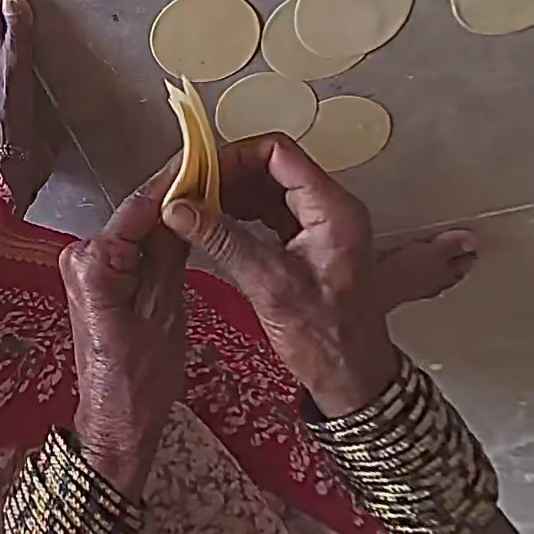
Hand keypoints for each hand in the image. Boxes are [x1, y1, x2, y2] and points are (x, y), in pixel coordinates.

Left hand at [58, 156, 188, 496]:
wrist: (117, 422)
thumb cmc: (141, 379)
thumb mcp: (165, 308)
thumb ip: (169, 251)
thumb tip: (183, 204)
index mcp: (93, 263)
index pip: (139, 208)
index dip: (173, 181)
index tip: (202, 158)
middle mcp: (80, 257)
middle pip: (135, 215)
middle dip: (173, 197)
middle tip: (214, 174)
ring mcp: (84, 266)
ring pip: (135, 230)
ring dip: (168, 216)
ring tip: (208, 194)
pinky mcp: (96, 277)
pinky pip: (132, 247)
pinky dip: (157, 238)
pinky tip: (185, 227)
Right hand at [161, 134, 474, 416]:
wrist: (353, 380)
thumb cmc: (326, 339)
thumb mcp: (270, 286)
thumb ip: (223, 240)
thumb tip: (179, 208)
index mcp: (333, 209)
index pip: (280, 153)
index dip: (236, 156)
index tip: (200, 172)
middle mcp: (329, 208)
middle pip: (272, 166)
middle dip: (228, 175)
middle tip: (190, 190)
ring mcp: (319, 224)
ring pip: (268, 187)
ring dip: (231, 193)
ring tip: (196, 206)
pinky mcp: (307, 240)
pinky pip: (269, 211)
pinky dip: (240, 212)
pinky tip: (214, 224)